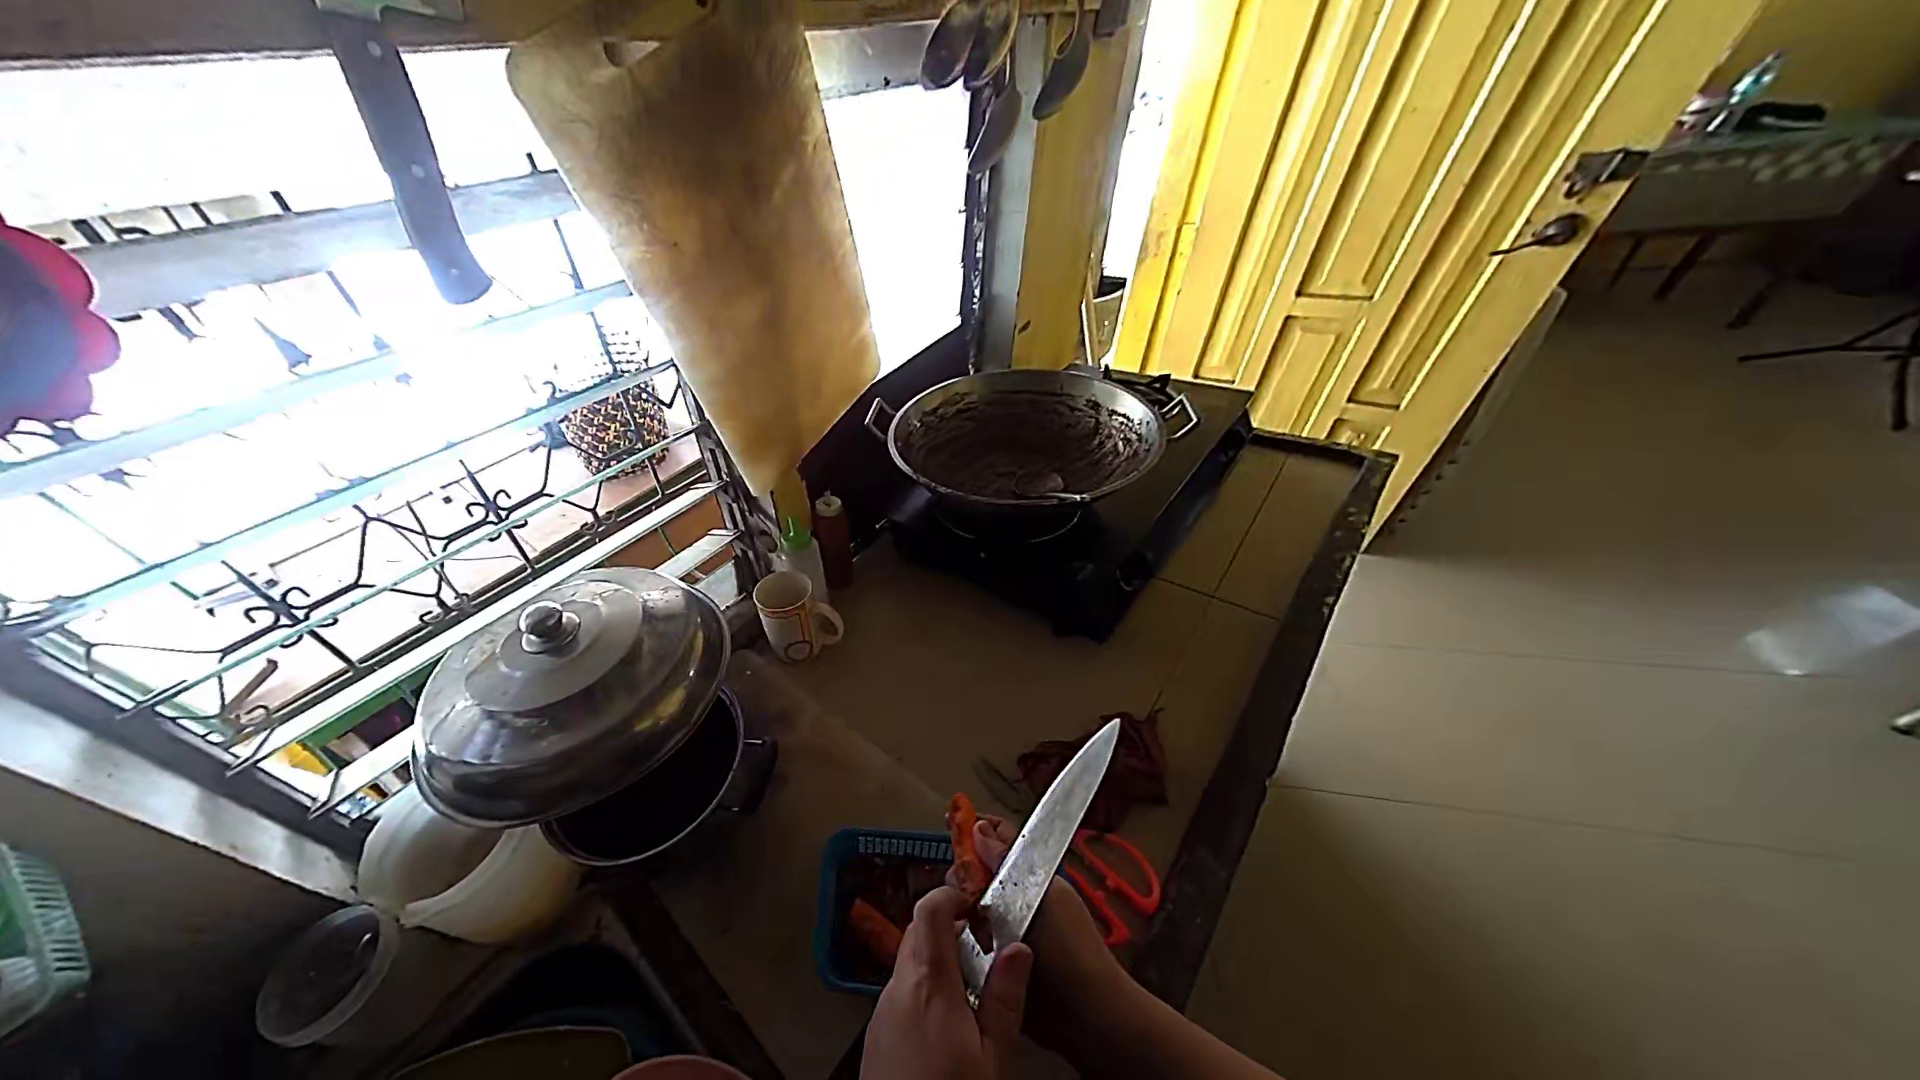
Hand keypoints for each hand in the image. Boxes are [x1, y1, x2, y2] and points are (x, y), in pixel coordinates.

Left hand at [862, 886, 1032, 1079]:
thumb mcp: (992, 1058)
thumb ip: (1005, 997)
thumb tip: (1019, 948)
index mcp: (928, 982)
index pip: (929, 910)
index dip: (952, 894)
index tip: (977, 903)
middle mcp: (898, 986)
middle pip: (919, 932)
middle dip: (950, 930)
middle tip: (983, 949)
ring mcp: (882, 1009)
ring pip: (910, 962)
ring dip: (938, 961)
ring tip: (971, 993)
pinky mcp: (876, 1032)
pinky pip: (901, 991)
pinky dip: (923, 989)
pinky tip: (946, 1023)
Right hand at [961, 816, 1132, 1054]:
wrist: (1084, 1015)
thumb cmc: (1072, 949)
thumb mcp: (1040, 896)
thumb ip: (1008, 863)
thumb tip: (979, 827)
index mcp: (1031, 872)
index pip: (999, 837)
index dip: (975, 826)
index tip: (950, 818)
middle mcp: (1014, 895)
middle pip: (975, 870)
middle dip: (962, 873)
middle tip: (960, 888)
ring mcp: (1002, 927)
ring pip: (966, 903)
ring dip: (957, 907)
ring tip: (958, 918)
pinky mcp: (990, 959)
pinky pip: (964, 938)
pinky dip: (957, 938)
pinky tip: (952, 942)